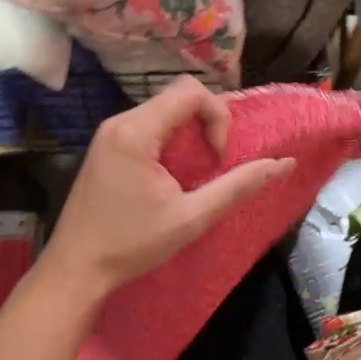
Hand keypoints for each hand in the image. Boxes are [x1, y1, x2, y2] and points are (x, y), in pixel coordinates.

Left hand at [42, 76, 294, 297]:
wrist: (76, 268)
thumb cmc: (132, 244)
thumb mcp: (192, 218)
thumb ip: (238, 186)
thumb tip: (284, 164)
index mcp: (136, 132)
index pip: (190, 91)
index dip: (216, 116)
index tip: (217, 157)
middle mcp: (119, 122)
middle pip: (176, 96)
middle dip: (205, 123)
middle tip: (211, 163)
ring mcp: (108, 133)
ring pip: (162, 111)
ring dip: (187, 133)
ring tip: (194, 172)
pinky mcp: (105, 147)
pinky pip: (146, 126)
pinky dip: (168, 140)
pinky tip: (171, 176)